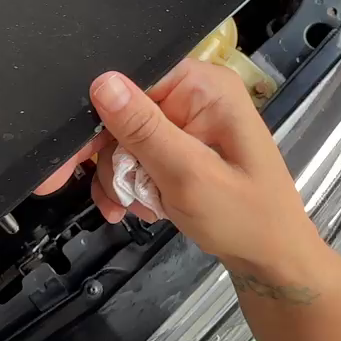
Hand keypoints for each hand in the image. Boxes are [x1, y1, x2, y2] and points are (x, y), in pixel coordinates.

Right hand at [35, 61, 323, 276]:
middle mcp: (193, 96)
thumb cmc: (244, 217)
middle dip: (107, 157)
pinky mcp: (179, 148)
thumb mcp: (189, 175)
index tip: (69, 154)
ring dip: (118, 178)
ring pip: (122, 139)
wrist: (271, 261)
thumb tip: (101, 82)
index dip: (98, 113)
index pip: (134, 79)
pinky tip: (136, 209)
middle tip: (86, 191)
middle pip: (122, 111)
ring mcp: (186, 123)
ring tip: (132, 209)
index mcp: (204, 87)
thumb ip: (144, 129)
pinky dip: (129, 184)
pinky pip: (136, 157)